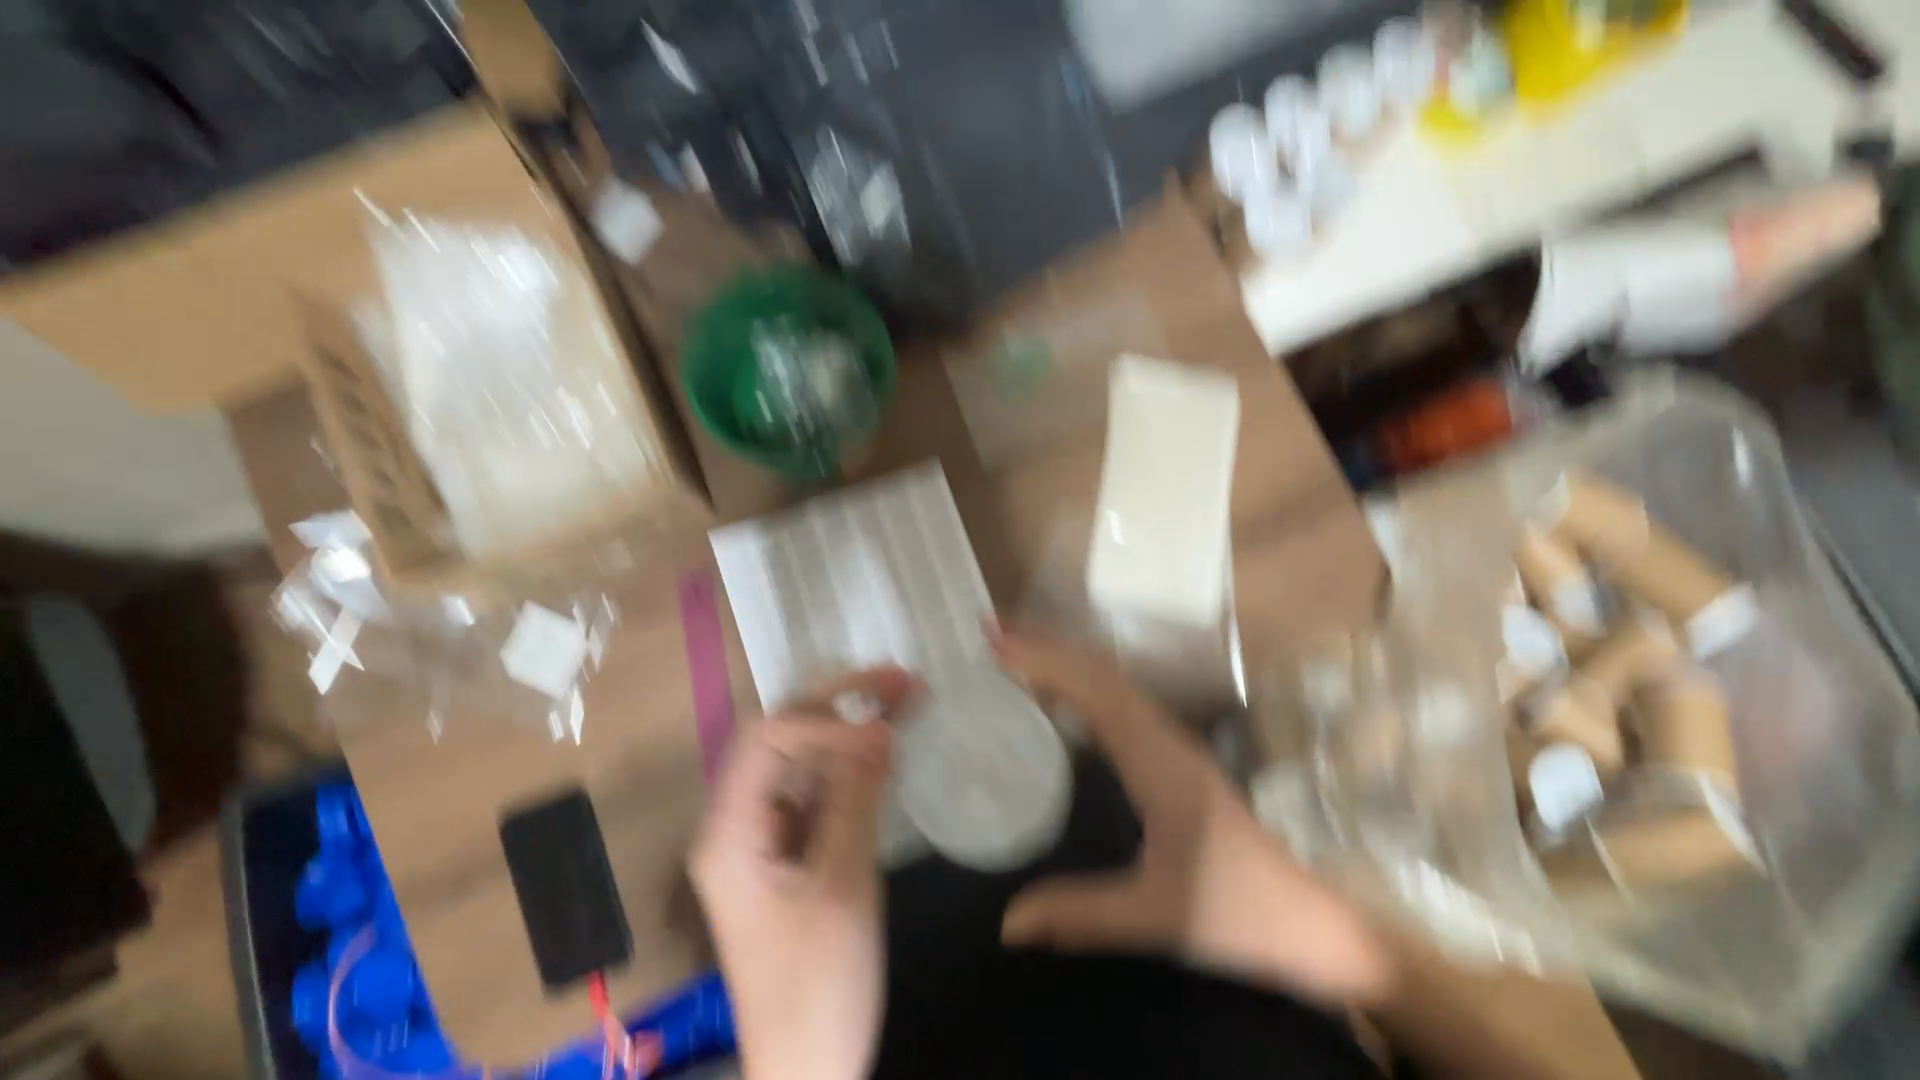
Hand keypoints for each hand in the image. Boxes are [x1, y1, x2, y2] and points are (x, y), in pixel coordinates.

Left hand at [690, 668, 920, 1079]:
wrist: (806, 1070)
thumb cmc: (819, 986)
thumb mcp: (843, 887)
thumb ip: (855, 800)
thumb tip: (878, 727)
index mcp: (730, 831)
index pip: (769, 739)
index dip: (827, 723)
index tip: (886, 735)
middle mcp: (737, 824)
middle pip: (782, 741)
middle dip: (841, 706)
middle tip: (904, 683)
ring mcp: (761, 841)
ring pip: (802, 764)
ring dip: (851, 734)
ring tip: (907, 704)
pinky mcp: (787, 858)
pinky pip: (816, 797)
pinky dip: (852, 773)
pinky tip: (889, 759)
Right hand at [992, 628, 1393, 1006]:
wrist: (1313, 921)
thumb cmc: (1241, 912)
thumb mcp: (1158, 917)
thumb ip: (1082, 916)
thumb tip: (1006, 923)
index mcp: (1163, 763)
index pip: (1097, 692)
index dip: (1046, 662)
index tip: (995, 645)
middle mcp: (1168, 742)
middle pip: (1104, 675)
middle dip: (1048, 648)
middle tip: (990, 635)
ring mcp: (1175, 749)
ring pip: (1115, 686)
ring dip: (1066, 663)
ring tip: (1013, 656)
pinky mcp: (1176, 764)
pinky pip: (1121, 707)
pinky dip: (1083, 689)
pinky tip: (1059, 704)